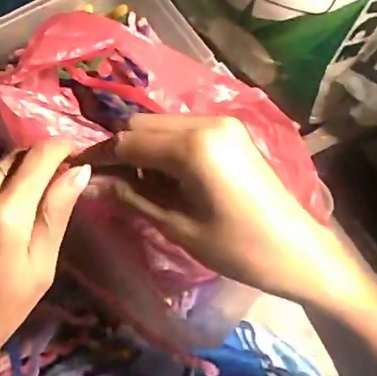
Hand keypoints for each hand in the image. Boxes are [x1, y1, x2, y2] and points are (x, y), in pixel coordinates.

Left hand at [0, 139, 89, 375]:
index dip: (60, 147)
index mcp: (4, 213)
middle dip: (32, 169)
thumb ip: (55, 214)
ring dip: (0, 186)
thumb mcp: (37, 272)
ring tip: (1, 225)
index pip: (39, 156)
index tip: (73, 153)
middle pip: (11, 161)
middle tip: (42, 194)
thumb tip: (78, 170)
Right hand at [99, 115, 375, 316]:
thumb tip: (88, 182)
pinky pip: (181, 129)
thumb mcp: (180, 227)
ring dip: (139, 147)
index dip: (97, 156)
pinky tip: (160, 175)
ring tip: (130, 183)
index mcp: (194, 146)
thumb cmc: (242, 250)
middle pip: (141, 125)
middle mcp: (206, 122)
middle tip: (100, 181)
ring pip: (159, 124)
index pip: (128, 142)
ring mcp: (221, 122)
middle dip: (117, 149)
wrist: (303, 254)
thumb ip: (131, 197)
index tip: (73, 169)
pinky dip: (162, 147)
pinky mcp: (230, 130)